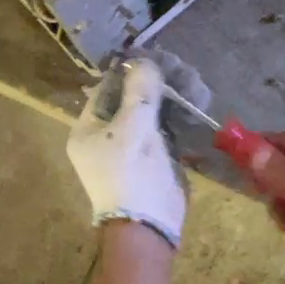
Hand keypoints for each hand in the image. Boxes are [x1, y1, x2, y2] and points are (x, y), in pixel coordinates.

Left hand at [67, 58, 185, 246]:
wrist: (148, 226)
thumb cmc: (131, 173)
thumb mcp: (133, 127)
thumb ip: (139, 91)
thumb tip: (144, 62)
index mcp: (88, 130)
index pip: (105, 90)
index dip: (128, 72)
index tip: (154, 58)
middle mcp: (106, 138)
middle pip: (131, 100)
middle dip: (157, 84)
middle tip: (181, 69)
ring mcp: (130, 150)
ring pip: (151, 114)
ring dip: (173, 98)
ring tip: (196, 84)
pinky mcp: (153, 160)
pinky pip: (164, 131)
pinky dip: (179, 117)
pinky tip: (196, 103)